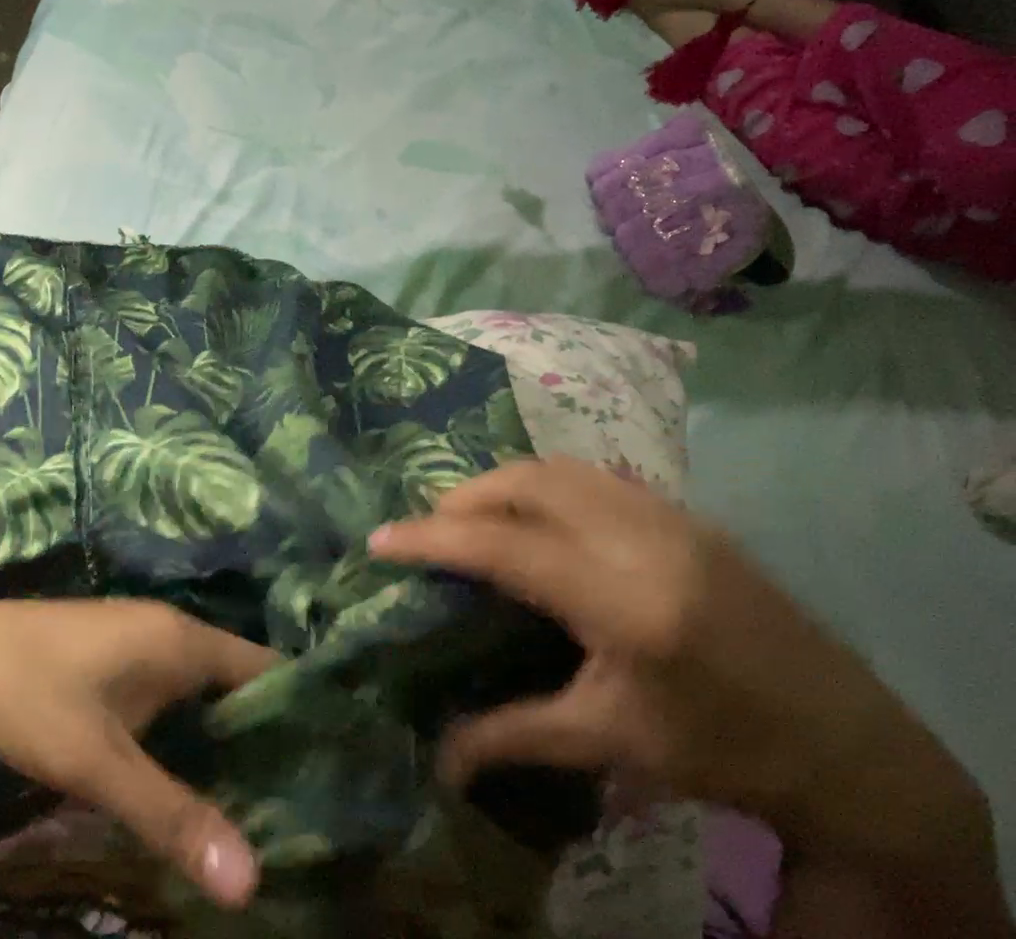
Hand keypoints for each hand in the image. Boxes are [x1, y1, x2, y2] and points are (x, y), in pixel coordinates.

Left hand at [0, 600, 277, 906]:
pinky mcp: (109, 662)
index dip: (305, 719)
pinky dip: (186, 736)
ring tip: (258, 810)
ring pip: (201, 695)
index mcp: (180, 640)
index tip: (334, 780)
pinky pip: (168, 698)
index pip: (271, 671)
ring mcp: (135, 643)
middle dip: (267, 744)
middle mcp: (167, 632)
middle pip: (240, 686)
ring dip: (224, 744)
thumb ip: (170, 816)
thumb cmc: (25, 697)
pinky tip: (189, 782)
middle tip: (301, 814)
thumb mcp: (96, 762)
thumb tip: (252, 883)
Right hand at [365, 460, 992, 876]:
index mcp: (625, 602)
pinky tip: (538, 526)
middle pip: (529, 483)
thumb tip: (434, 761)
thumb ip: (510, 736)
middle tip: (428, 534)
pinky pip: (598, 479)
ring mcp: (678, 522)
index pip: (503, 546)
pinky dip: (547, 488)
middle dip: (463, 498)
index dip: (430, 538)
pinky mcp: (695, 520)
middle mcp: (648, 542)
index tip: (378, 541)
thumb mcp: (607, 742)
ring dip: (504, 486)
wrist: (852, 747)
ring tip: (473, 523)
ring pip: (564, 469)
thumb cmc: (722, 749)